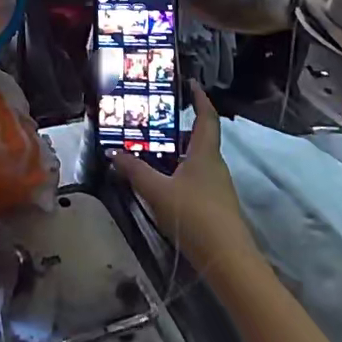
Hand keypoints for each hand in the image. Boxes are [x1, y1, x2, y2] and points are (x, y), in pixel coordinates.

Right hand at [113, 81, 258, 272]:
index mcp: (205, 152)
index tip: (192, 84)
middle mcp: (215, 164)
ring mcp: (218, 185)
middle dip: (180, 129)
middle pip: (200, 138)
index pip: (207, 116)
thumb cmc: (194, 214)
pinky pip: (197, 177)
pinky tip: (164, 184)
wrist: (227, 257)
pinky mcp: (216, 204)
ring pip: (197, 159)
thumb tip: (114, 152)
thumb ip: (136, 171)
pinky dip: (181, 172)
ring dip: (178, 153)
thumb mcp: (158, 191)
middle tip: (156, 124)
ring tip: (153, 153)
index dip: (200, 99)